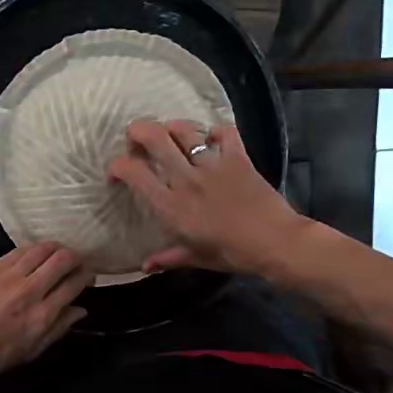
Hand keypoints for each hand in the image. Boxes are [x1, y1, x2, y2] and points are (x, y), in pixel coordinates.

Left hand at [0, 242, 91, 386]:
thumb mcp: (33, 350)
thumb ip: (59, 327)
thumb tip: (80, 309)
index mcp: (42, 314)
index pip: (74, 283)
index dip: (87, 275)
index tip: (88, 277)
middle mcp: (29, 290)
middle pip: (62, 259)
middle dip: (75, 258)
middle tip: (75, 264)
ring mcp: (7, 276)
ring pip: (41, 248)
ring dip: (55, 249)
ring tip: (56, 256)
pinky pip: (18, 251)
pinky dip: (32, 250)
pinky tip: (33, 256)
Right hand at [106, 118, 310, 275]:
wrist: (274, 242)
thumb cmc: (232, 254)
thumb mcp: (197, 258)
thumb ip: (169, 258)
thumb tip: (145, 265)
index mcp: (171, 206)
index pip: (133, 172)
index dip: (118, 165)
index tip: (118, 172)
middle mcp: (187, 179)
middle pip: (153, 137)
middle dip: (138, 130)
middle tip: (138, 139)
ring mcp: (213, 165)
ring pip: (184, 128)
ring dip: (172, 127)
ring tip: (171, 135)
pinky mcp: (238, 157)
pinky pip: (224, 131)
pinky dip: (217, 130)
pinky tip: (213, 138)